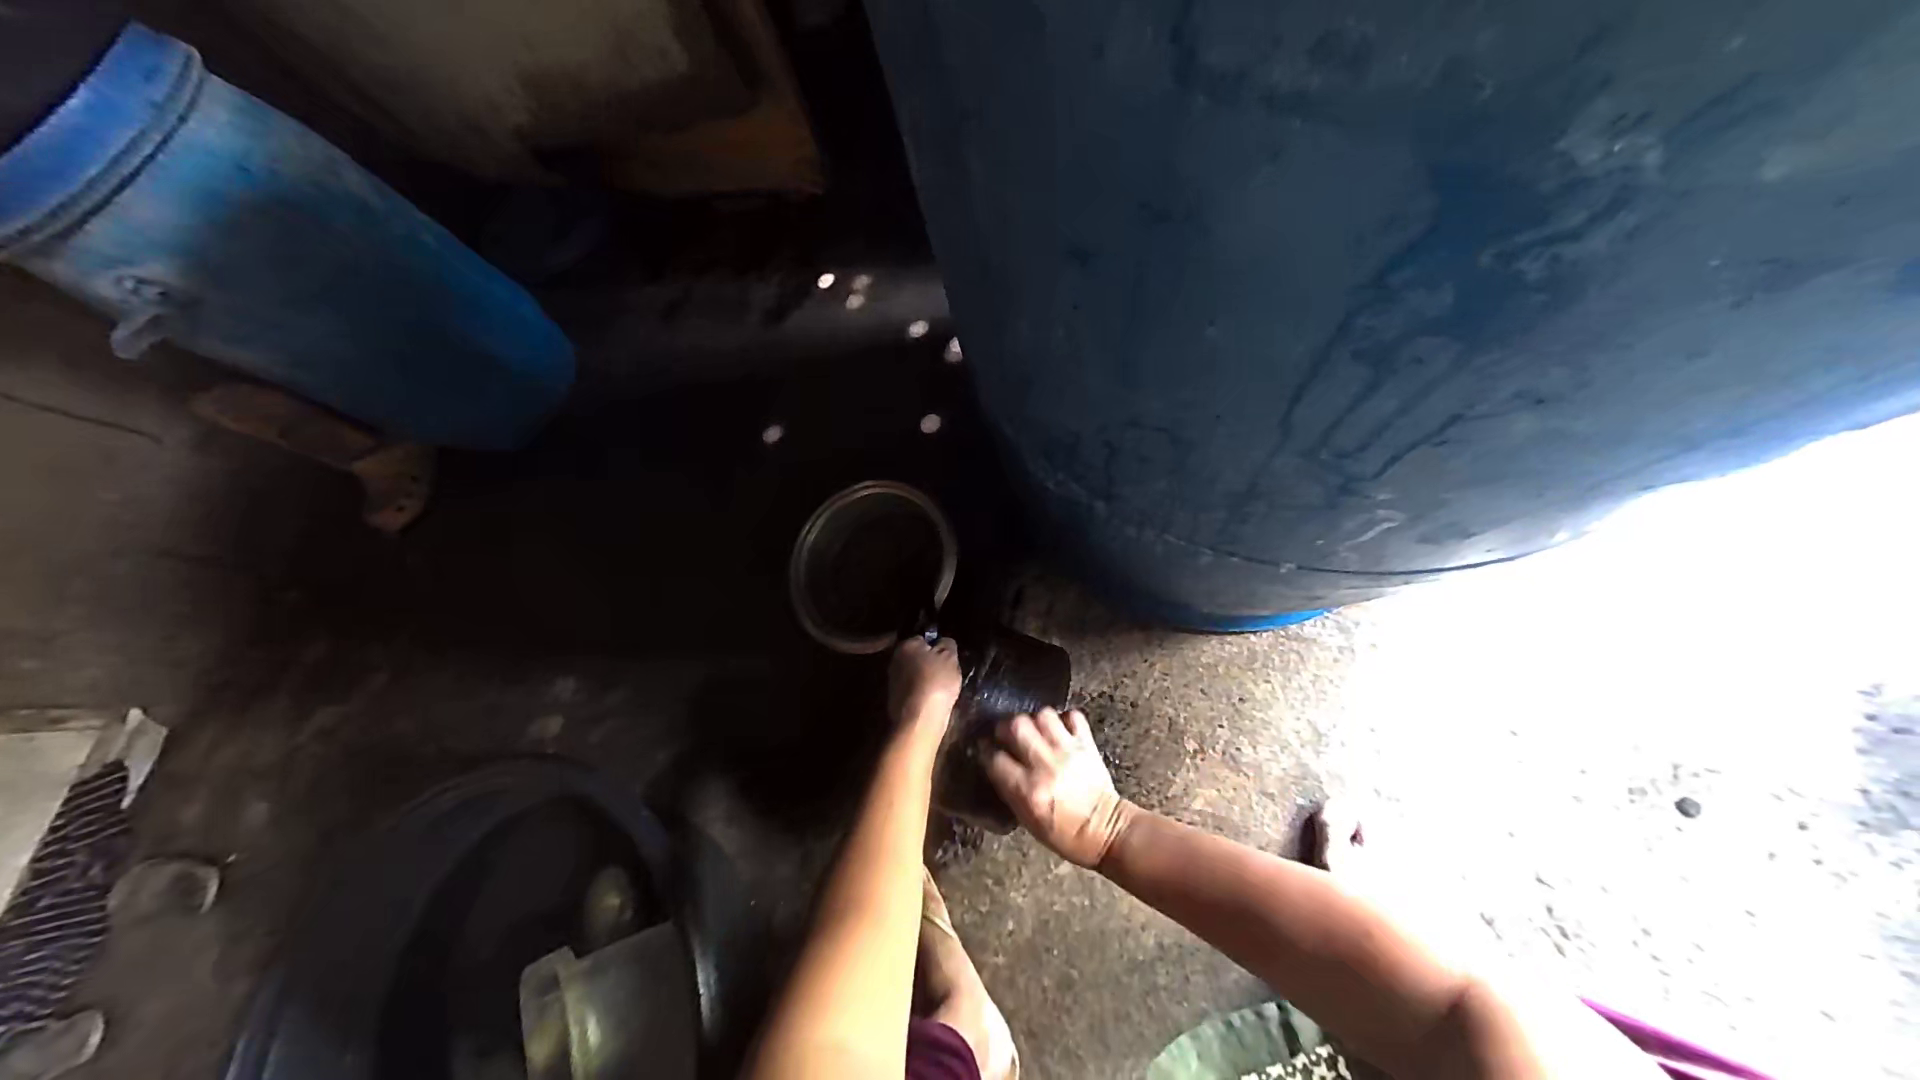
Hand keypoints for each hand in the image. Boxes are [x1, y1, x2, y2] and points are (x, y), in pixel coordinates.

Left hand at [888, 637, 961, 737]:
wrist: (920, 717)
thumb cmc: (936, 681)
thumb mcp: (950, 656)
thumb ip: (947, 644)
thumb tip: (942, 641)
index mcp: (905, 645)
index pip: (922, 639)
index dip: (936, 647)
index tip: (947, 657)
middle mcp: (894, 660)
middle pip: (916, 658)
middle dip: (928, 663)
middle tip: (945, 673)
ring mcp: (892, 682)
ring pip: (914, 675)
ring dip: (924, 680)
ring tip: (941, 689)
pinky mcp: (894, 700)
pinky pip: (913, 691)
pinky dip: (921, 694)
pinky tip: (932, 701)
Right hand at [984, 707, 1132, 868]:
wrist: (1105, 832)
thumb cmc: (1064, 834)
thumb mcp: (1027, 820)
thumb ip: (1010, 789)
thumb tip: (995, 764)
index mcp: (1027, 790)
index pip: (995, 757)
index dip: (987, 751)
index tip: (987, 749)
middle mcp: (1045, 765)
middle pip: (1016, 725)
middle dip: (1006, 726)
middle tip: (1008, 734)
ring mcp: (1067, 751)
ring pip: (1042, 715)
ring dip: (1035, 719)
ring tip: (1035, 730)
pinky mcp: (1086, 744)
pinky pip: (1072, 716)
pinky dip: (1064, 718)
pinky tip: (1059, 730)